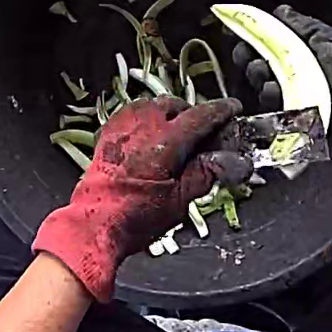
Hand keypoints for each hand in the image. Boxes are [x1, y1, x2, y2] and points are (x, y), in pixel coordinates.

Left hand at [33, 97, 247, 300]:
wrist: (94, 225)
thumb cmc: (137, 216)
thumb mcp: (180, 199)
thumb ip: (208, 174)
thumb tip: (236, 162)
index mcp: (166, 140)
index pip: (201, 116)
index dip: (221, 111)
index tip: (233, 109)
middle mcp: (144, 125)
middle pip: (177, 106)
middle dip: (194, 114)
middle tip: (205, 133)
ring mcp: (123, 126)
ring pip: (153, 106)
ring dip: (169, 114)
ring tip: (178, 133)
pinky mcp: (108, 133)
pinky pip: (133, 114)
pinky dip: (147, 119)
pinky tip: (150, 136)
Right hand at [233, 6, 331, 177]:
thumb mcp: (328, 40)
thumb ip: (303, 25)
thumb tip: (280, 10)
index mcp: (294, 51)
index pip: (263, 39)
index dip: (249, 34)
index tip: (238, 30)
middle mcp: (284, 71)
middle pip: (252, 58)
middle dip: (246, 53)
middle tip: (247, 51)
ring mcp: (282, 93)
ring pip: (256, 78)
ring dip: (256, 70)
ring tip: (262, 68)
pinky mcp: (281, 113)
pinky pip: (266, 100)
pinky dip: (267, 92)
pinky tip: (273, 88)